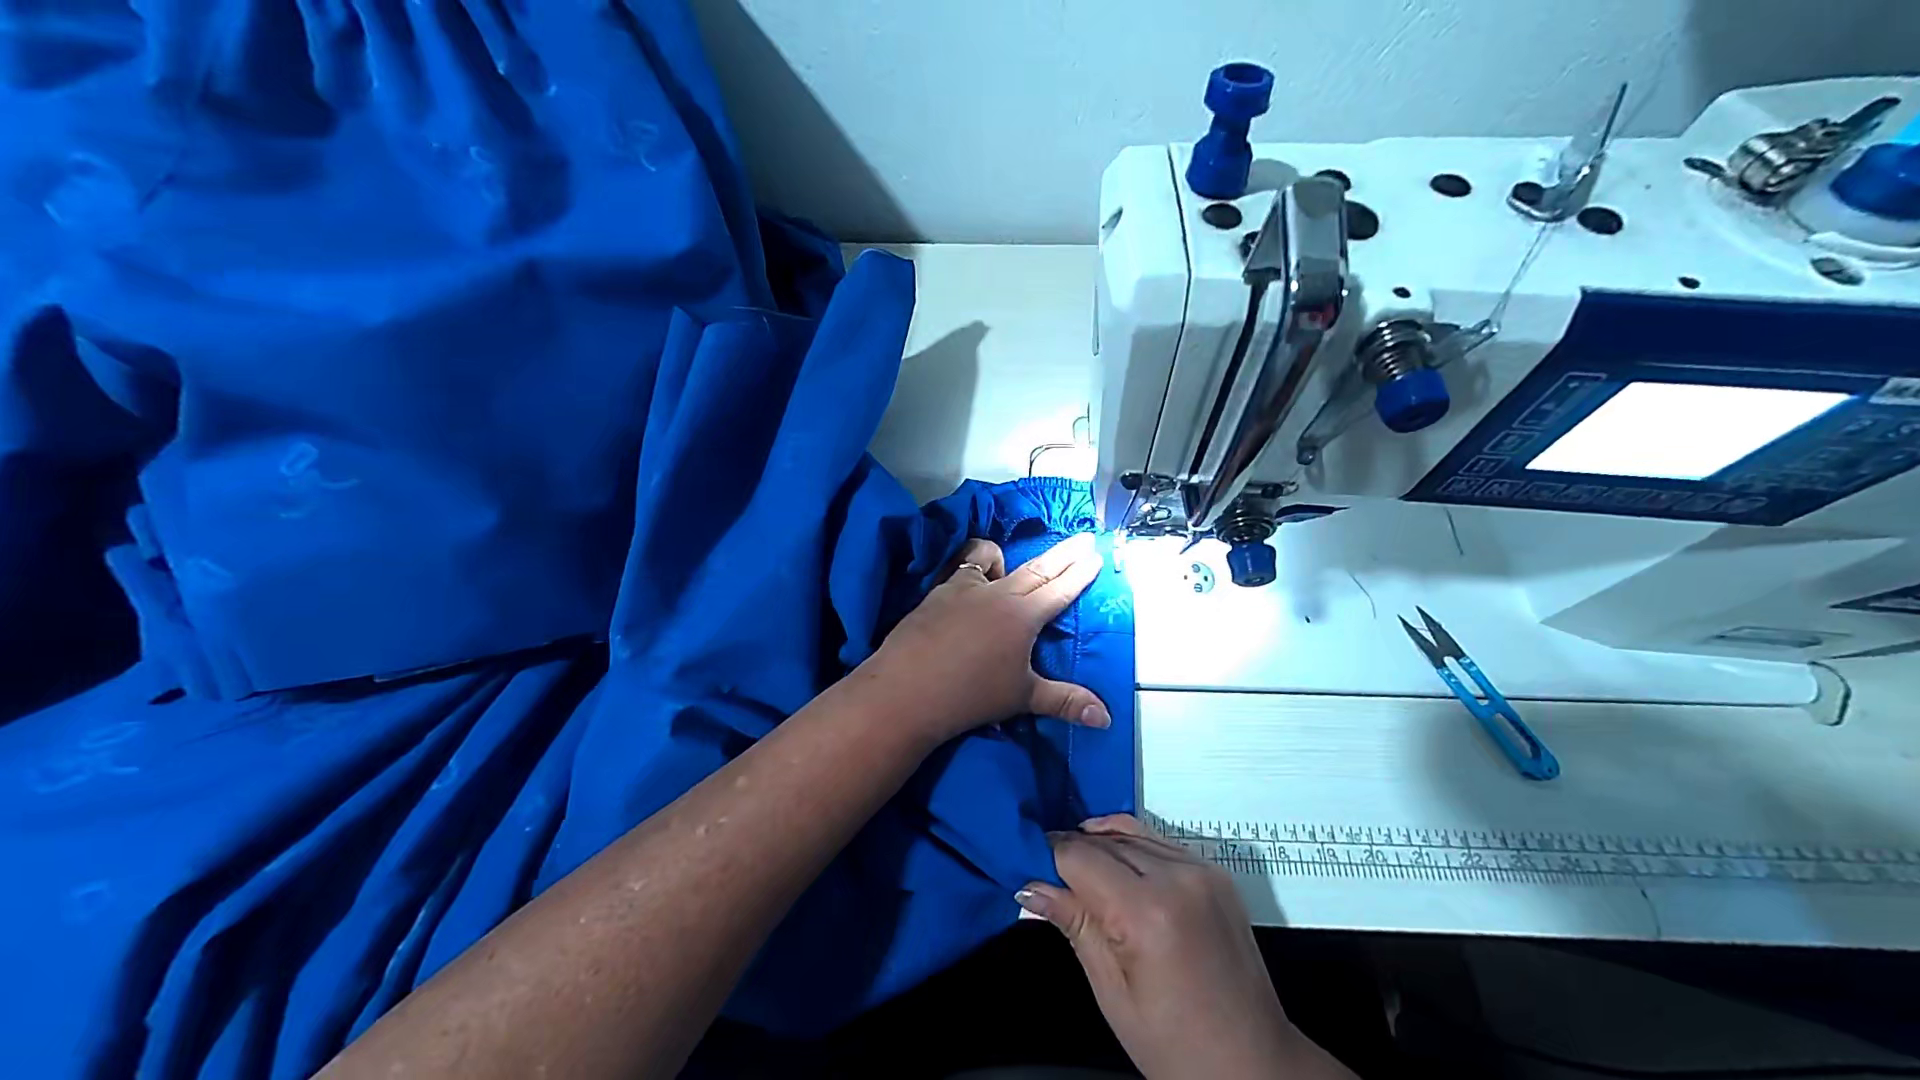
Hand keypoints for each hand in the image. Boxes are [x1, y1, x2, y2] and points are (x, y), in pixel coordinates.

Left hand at [855, 532, 1110, 745]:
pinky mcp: (937, 593)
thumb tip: (1106, 719)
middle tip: (1082, 537)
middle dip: (1063, 554)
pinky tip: (967, 586)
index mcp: (1023, 616)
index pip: (1060, 589)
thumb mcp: (1023, 698)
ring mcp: (963, 589)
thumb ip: (1065, 701)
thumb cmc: (971, 695)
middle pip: (1036, 568)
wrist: (908, 689)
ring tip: (1005, 563)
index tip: (1095, 553)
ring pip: (990, 559)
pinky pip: (961, 570)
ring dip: (1005, 557)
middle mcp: (997, 594)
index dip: (1081, 572)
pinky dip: (972, 571)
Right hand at [1017, 815, 1355, 1079]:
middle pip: (1104, 840)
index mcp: (1148, 912)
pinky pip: (1159, 840)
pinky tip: (1115, 866)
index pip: (1079, 856)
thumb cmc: (1176, 1045)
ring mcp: (1202, 868)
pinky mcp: (1215, 869)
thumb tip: (1029, 885)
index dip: (1048, 857)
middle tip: (1046, 871)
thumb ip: (1074, 924)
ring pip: (1130, 831)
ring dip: (1099, 844)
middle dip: (1071, 850)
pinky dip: (1131, 845)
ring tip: (1078, 869)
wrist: (1256, 1062)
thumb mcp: (1112, 992)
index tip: (1028, 867)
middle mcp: (1178, 876)